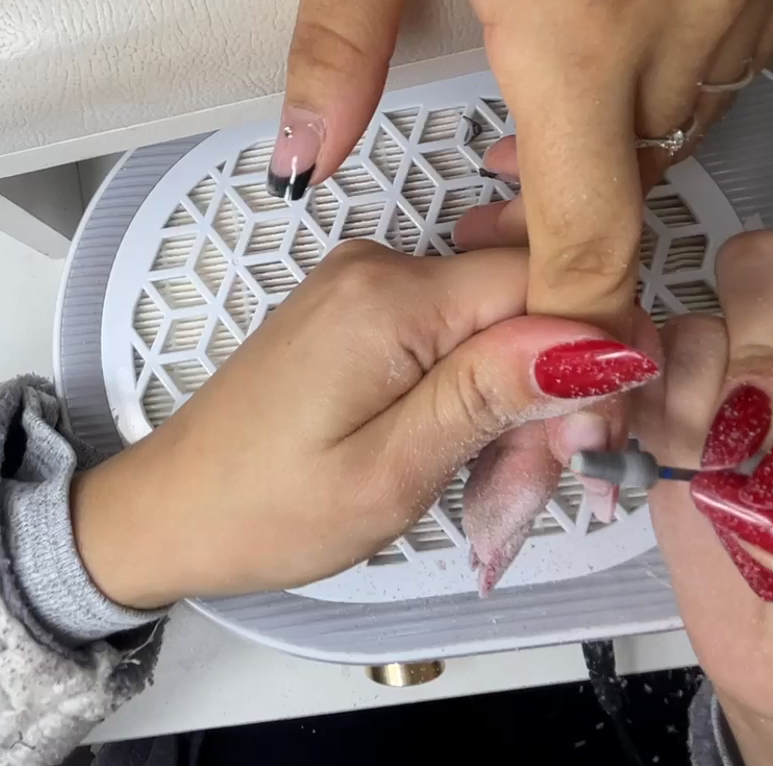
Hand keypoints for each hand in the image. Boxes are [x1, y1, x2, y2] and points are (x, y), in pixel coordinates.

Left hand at [69, 241, 658, 607]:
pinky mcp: (350, 308)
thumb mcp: (391, 470)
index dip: (592, 350)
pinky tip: (452, 444)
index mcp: (389, 294)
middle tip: (525, 482)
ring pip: (485, 319)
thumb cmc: (269, 508)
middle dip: (547, 387)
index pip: (545, 274)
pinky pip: (440, 327)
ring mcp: (359, 281)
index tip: (586, 437)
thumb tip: (600, 339)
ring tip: (481, 480)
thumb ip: (490, 393)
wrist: (173, 505)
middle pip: (517, 299)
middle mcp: (376, 263)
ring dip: (507, 396)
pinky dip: (465, 384)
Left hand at [271, 0, 772, 326]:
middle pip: (632, 172)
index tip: (548, 338)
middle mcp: (702, 7)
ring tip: (551, 65)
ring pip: (691, 102)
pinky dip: (683, 42)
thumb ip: (339, 41)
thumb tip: (304, 159)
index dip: (570, 304)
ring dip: (618, 113)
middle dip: (567, 196)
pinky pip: (751, 24)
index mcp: (581, 20)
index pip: (588, 229)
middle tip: (499, 170)